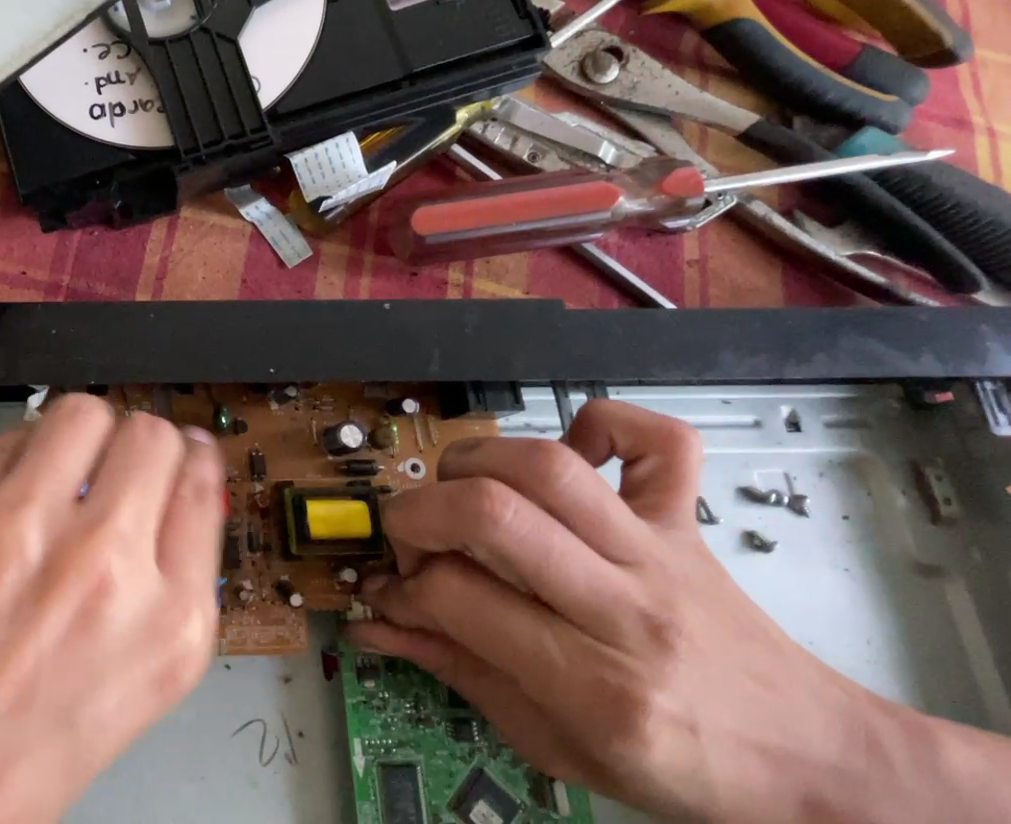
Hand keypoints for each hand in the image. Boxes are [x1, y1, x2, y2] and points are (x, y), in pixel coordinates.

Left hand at [0, 394, 224, 823]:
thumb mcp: (119, 697)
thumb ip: (153, 595)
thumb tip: (159, 503)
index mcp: (164, 629)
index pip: (203, 488)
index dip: (189, 462)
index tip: (177, 454)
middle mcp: (100, 569)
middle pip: (149, 436)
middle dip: (135, 441)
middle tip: (110, 461)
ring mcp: (15, 531)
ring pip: (79, 413)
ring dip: (76, 433)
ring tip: (54, 467)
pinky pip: (0, 441)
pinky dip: (9, 459)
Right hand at [349, 399, 928, 823]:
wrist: (813, 763)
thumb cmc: (676, 768)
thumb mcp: (550, 745)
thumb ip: (457, 672)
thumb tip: (374, 623)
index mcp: (591, 684)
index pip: (456, 596)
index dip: (402, 588)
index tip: (393, 596)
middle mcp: (625, 608)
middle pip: (492, 513)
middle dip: (417, 516)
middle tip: (412, 543)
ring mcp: (661, 554)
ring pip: (547, 466)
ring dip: (473, 464)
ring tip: (461, 495)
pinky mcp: (687, 523)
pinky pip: (657, 441)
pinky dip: (601, 421)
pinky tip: (571, 447)